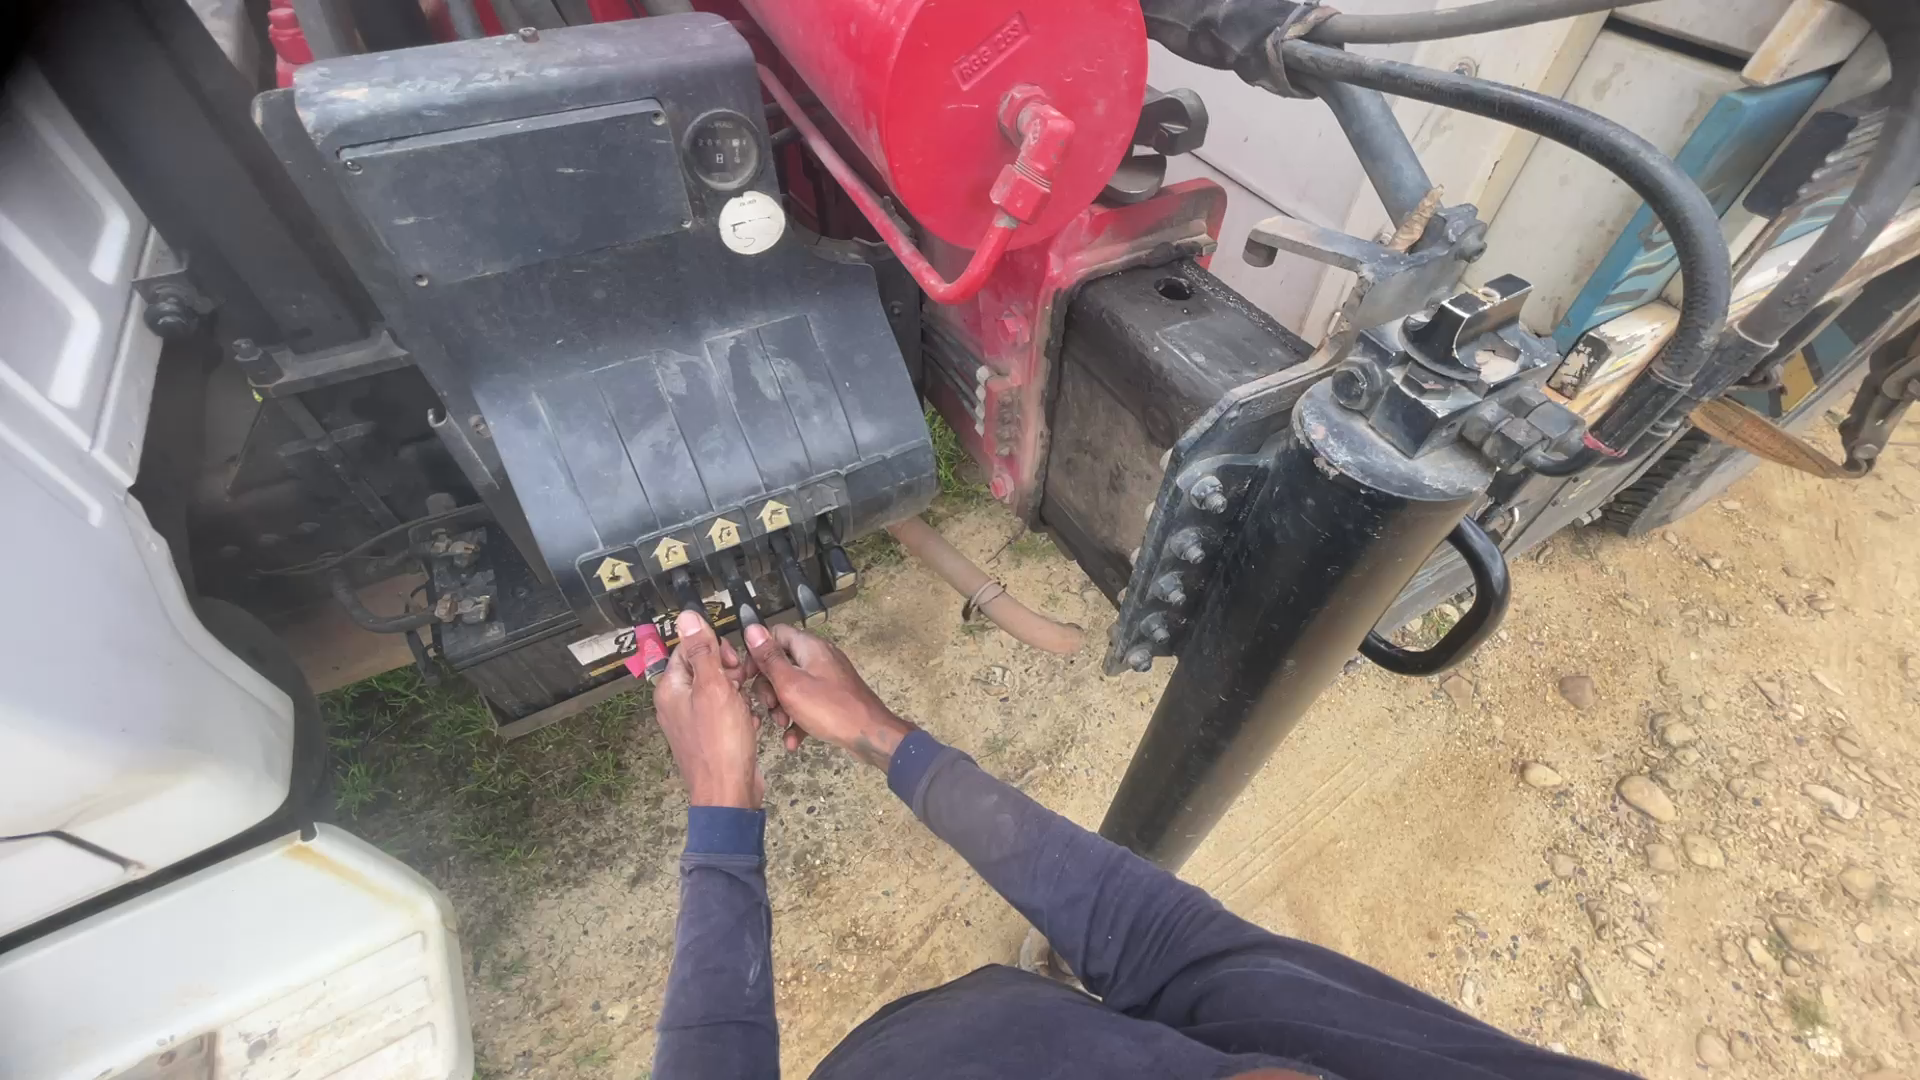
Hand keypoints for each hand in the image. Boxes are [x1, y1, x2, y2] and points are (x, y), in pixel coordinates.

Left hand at [653, 609, 763, 807]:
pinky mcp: (711, 736)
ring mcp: (694, 722)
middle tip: (743, 683)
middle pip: (705, 668)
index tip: (732, 663)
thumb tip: (687, 617)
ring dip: (740, 691)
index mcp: (672, 689)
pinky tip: (751, 720)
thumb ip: (703, 651)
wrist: (728, 793)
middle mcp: (678, 704)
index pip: (689, 649)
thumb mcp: (715, 688)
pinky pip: (727, 711)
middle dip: (730, 671)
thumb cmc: (721, 743)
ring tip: (750, 703)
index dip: (715, 650)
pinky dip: (741, 711)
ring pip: (720, 690)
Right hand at [743, 623, 915, 768]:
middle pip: (782, 663)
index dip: (757, 654)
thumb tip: (752, 627)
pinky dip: (798, 720)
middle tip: (769, 707)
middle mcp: (819, 657)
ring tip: (782, 725)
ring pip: (793, 686)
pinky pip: (807, 704)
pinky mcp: (832, 697)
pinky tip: (793, 741)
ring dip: (782, 708)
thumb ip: (769, 658)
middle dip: (769, 688)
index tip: (747, 677)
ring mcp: (827, 678)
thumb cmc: (829, 708)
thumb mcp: (791, 684)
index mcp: (809, 646)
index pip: (775, 635)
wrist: (869, 735)